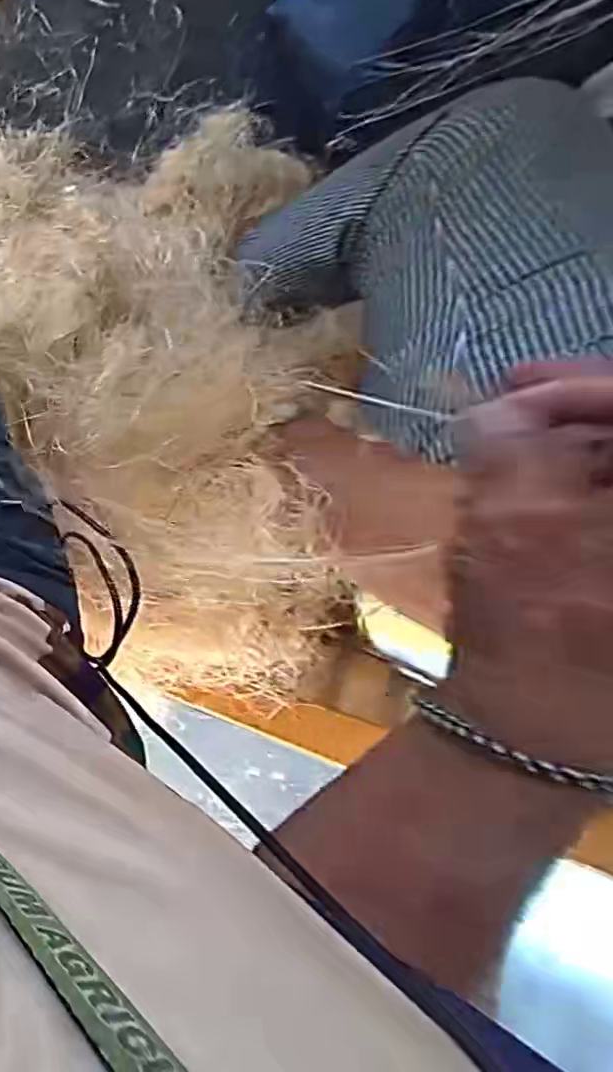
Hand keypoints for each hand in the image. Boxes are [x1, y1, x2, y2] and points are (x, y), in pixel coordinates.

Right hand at [442, 359, 612, 768]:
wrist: (549, 718)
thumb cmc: (538, 627)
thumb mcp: (511, 534)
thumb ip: (513, 455)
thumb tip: (501, 407)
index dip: (602, 389)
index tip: (518, 386)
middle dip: (596, 406)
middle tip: (513, 393)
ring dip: (588, 440)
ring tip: (510, 437)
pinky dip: (593, 475)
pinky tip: (538, 475)